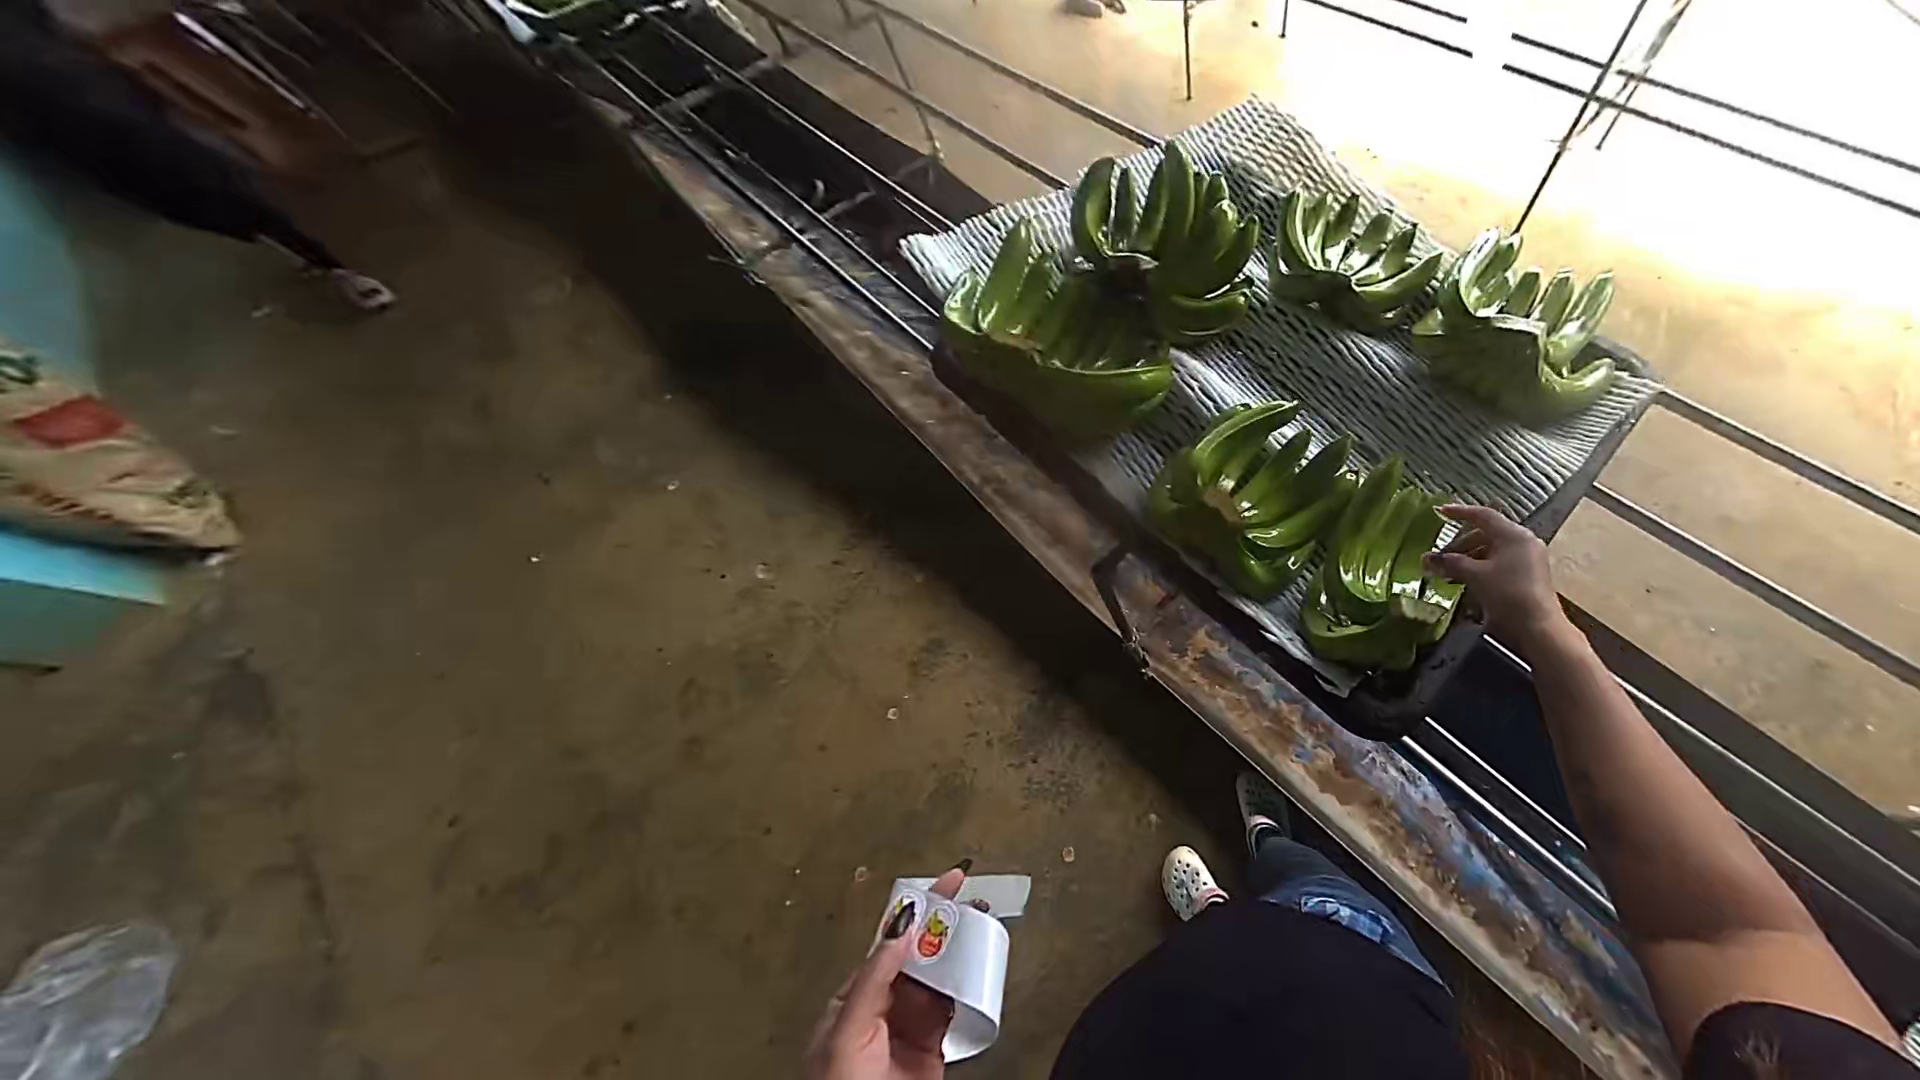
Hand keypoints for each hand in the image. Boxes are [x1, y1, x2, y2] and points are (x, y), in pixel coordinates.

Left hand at [804, 866, 966, 1079]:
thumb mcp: (847, 1030)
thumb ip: (873, 978)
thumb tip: (900, 929)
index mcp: (857, 991)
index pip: (892, 939)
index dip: (919, 909)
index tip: (946, 883)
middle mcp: (885, 1002)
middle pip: (920, 953)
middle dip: (945, 925)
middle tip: (973, 902)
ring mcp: (909, 1024)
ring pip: (939, 977)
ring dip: (960, 952)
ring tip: (982, 929)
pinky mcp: (931, 1047)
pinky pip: (952, 1009)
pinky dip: (967, 989)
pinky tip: (978, 972)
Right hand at [1424, 504, 1568, 647]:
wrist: (1537, 626)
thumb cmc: (1507, 593)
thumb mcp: (1474, 574)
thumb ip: (1449, 562)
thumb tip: (1426, 558)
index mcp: (1514, 536)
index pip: (1483, 516)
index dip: (1460, 512)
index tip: (1439, 512)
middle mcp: (1523, 543)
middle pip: (1485, 533)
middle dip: (1459, 543)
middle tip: (1439, 555)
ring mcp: (1526, 559)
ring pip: (1489, 549)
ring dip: (1465, 557)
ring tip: (1447, 570)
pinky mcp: (1524, 574)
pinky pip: (1495, 561)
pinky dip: (1477, 566)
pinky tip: (1462, 578)